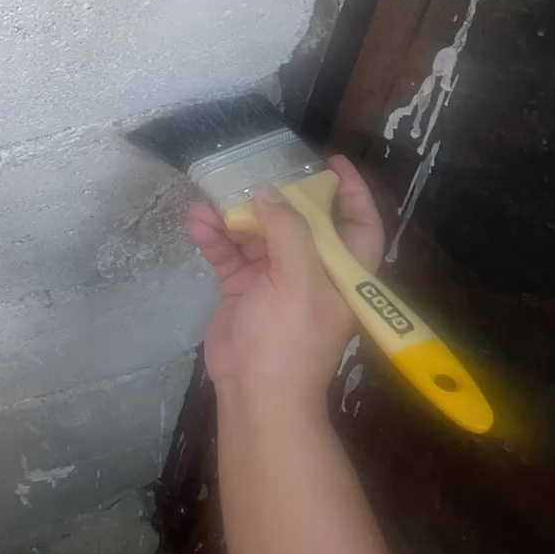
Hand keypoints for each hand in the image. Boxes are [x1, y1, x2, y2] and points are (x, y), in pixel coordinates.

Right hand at [187, 155, 383, 411]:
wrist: (255, 391)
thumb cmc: (291, 340)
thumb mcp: (298, 283)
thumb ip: (287, 233)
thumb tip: (267, 194)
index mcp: (341, 274)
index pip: (356, 225)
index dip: (351, 193)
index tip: (332, 162)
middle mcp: (311, 271)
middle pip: (297, 222)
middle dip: (273, 198)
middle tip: (250, 172)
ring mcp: (274, 279)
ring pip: (256, 233)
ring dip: (232, 217)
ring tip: (209, 203)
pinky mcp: (242, 287)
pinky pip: (228, 252)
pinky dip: (213, 237)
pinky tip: (197, 224)